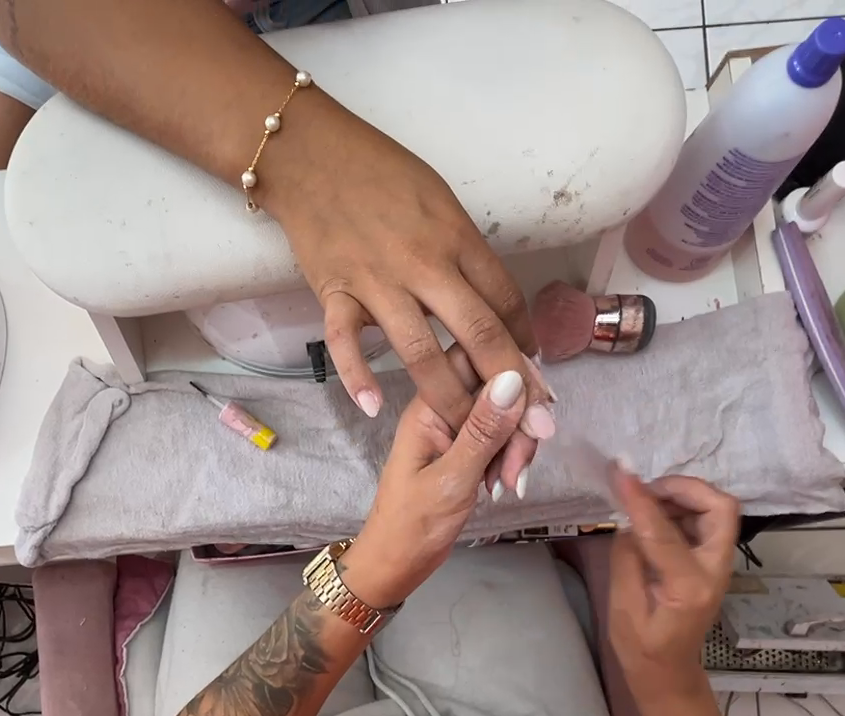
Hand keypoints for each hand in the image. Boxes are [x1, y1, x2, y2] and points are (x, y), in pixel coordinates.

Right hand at [258, 99, 555, 496]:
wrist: (310, 154)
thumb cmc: (381, 171)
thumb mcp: (439, 199)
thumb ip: (462, 251)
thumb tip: (489, 298)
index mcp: (456, 238)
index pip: (505, 302)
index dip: (525, 345)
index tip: (534, 375)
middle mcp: (424, 265)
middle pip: (477, 334)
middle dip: (509, 385)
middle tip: (532, 425)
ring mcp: (377, 282)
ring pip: (419, 351)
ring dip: (447, 397)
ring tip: (465, 432)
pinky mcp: (334, 292)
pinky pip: (344, 343)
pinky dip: (356, 377)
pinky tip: (372, 408)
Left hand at [336, 368, 528, 608]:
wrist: (396, 563)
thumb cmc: (412, 526)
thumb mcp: (452, 479)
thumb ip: (483, 430)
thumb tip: (512, 376)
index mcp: (428, 405)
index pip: (476, 358)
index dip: (515, 375)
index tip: (541, 418)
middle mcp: (442, 408)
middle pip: (499, 386)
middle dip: (522, 421)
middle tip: (519, 466)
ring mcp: (455, 429)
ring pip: (506, 414)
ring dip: (518, 446)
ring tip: (508, 484)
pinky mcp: (466, 450)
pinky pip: (501, 438)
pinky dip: (511, 459)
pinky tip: (506, 486)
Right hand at [606, 469, 739, 702]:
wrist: (668, 673)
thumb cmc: (641, 648)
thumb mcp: (622, 607)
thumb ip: (627, 558)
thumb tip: (628, 519)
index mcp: (689, 587)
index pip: (664, 531)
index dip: (640, 499)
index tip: (619, 474)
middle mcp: (714, 571)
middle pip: (720, 508)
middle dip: (685, 488)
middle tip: (647, 489)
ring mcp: (718, 566)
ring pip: (716, 510)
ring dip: (682, 496)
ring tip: (643, 502)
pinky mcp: (711, 562)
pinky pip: (705, 521)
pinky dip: (680, 508)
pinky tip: (651, 517)